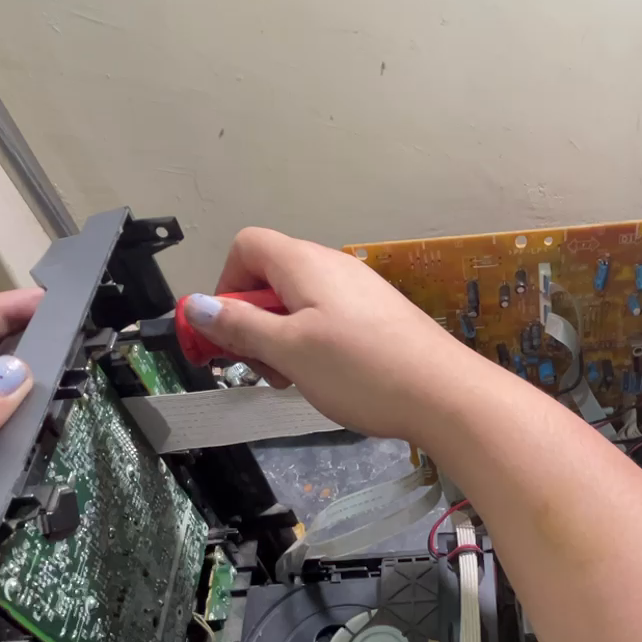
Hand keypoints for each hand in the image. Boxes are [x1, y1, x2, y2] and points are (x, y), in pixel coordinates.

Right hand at [177, 227, 492, 440]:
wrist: (446, 393)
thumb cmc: (362, 370)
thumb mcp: (289, 351)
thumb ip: (239, 326)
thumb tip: (195, 305)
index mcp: (304, 263)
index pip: (246, 248)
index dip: (226, 286)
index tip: (227, 332)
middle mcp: (334, 267)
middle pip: (272, 279)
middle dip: (254, 323)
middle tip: (265, 369)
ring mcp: (361, 292)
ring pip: (302, 306)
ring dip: (284, 341)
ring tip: (298, 380)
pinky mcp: (381, 318)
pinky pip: (332, 322)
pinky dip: (316, 347)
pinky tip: (331, 380)